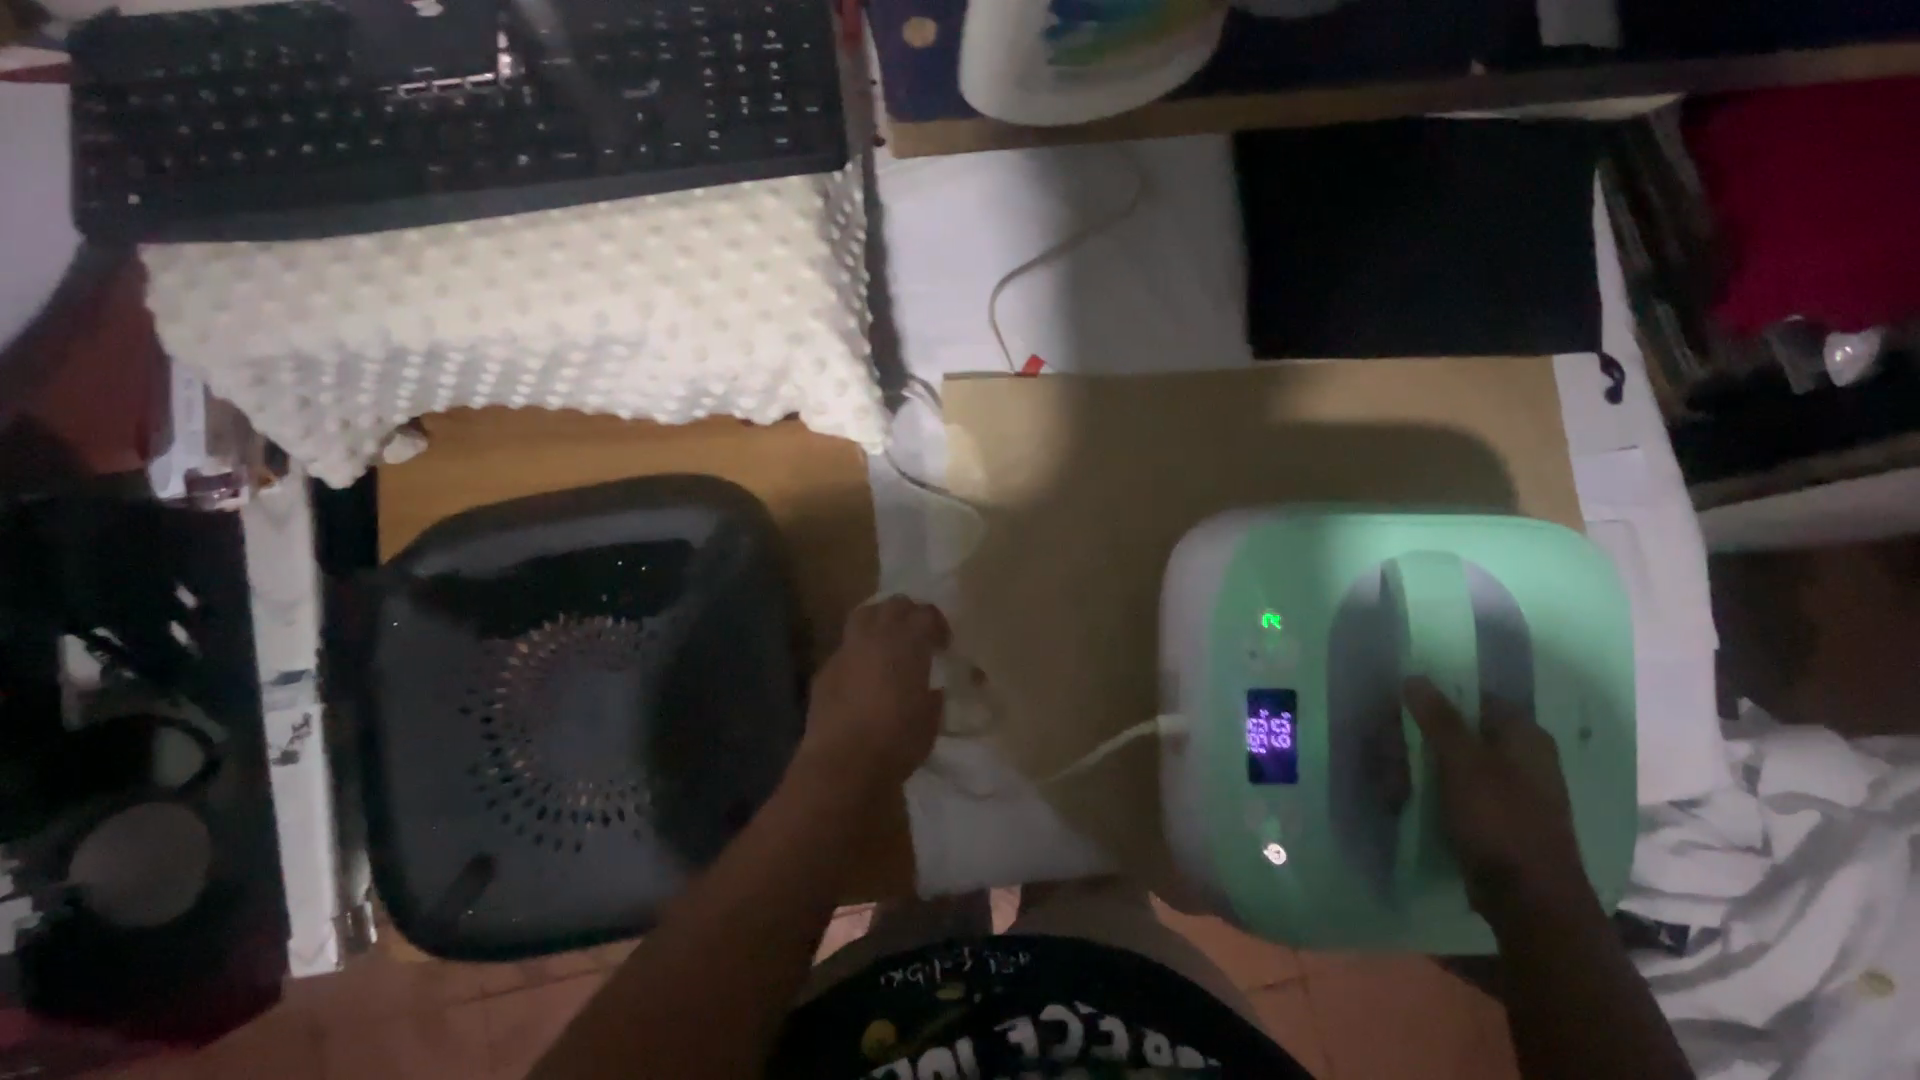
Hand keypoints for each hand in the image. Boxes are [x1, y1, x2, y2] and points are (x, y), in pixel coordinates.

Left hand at [800, 597, 949, 788]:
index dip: (938, 625)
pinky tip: (863, 677)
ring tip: (889, 647)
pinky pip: (845, 649)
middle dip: (909, 615)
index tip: (944, 645)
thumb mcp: (931, 720)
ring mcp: (845, 651)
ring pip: (863, 617)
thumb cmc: (897, 741)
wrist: (843, 763)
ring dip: (880, 624)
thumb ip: (933, 695)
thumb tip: (932, 689)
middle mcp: (875, 637)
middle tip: (918, 638)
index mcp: (907, 643)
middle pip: (893, 605)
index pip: (926, 614)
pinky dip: (858, 654)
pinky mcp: (824, 671)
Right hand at [1403, 677, 1595, 917]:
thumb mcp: (1463, 763)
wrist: (1527, 897)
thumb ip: (1439, 719)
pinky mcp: (1500, 819)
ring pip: (1459, 763)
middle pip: (1465, 731)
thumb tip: (1414, 677)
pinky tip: (1411, 800)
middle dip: (1425, 737)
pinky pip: (1461, 792)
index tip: (1403, 705)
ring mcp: (1514, 790)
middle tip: (1392, 749)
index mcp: (1526, 736)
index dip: (1441, 696)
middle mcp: (1525, 758)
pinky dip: (1437, 792)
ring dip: (1425, 767)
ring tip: (1394, 780)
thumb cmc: (1500, 820)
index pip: (1479, 698)